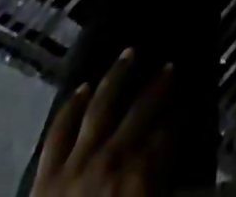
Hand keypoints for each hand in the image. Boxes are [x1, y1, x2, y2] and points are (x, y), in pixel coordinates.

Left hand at [31, 49, 174, 196]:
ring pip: (100, 107)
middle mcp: (111, 159)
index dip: (180, 118)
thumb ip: (162, 189)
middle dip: (157, 88)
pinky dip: (71, 106)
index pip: (167, 136)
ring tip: (130, 52)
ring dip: (117, 77)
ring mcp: (75, 162)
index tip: (189, 102)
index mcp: (139, 178)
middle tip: (170, 65)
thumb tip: (184, 171)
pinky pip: (59, 131)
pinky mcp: (46, 173)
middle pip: (139, 113)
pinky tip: (82, 88)